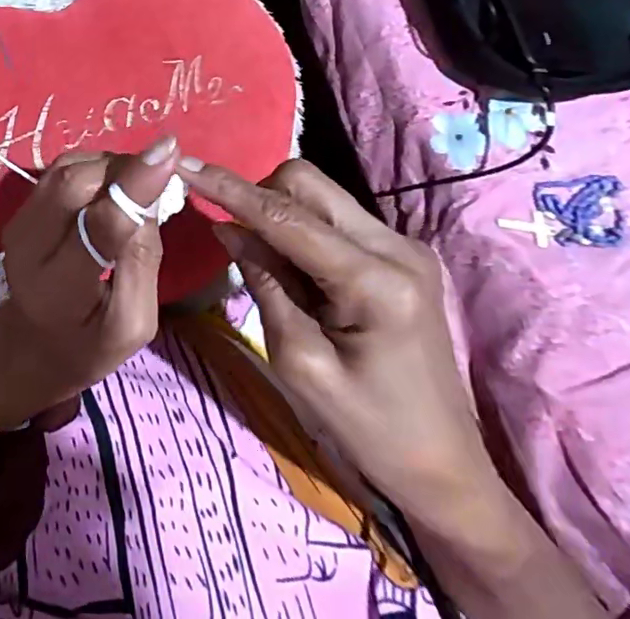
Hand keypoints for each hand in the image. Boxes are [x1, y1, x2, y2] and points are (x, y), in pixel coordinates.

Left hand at [0, 135, 180, 417]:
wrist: (32, 342)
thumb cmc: (90, 344)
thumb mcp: (133, 323)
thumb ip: (143, 262)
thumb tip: (152, 197)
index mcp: (58, 288)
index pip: (97, 227)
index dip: (133, 185)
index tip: (169, 151)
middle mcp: (27, 246)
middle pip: (74, 182)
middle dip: (123, 168)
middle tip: (158, 175)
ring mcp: (17, 222)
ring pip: (66, 168)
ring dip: (109, 164)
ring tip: (138, 184)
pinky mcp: (20, 208)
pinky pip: (60, 171)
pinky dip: (94, 167)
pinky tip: (114, 185)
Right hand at [182, 158, 499, 524]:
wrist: (443, 464)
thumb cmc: (367, 427)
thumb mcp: (299, 362)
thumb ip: (264, 284)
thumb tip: (227, 228)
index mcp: (375, 282)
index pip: (286, 217)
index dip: (231, 190)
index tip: (186, 166)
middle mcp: (396, 247)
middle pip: (308, 183)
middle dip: (259, 196)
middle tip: (233, 238)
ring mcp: (404, 246)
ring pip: (320, 195)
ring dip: (279, 214)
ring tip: (268, 268)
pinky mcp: (401, 254)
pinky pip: (334, 218)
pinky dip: (300, 229)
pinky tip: (296, 273)